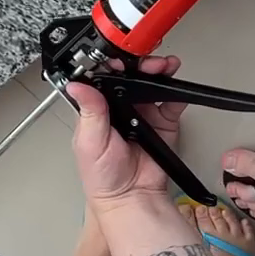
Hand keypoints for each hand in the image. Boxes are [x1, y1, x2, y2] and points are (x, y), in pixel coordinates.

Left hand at [67, 55, 187, 211]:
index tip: (117, 58)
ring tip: (163, 67)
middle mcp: (120, 108)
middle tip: (146, 62)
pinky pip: (172, 103)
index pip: (102, 79)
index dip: (110, 65)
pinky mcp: (163, 123)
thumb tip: (78, 86)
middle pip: (130, 77)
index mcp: (96, 110)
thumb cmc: (104, 178)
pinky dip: (176, 93)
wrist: (133, 197)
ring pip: (151, 85)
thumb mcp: (90, 143)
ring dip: (158, 73)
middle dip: (140, 64)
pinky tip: (175, 87)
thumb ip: (89, 113)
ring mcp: (143, 114)